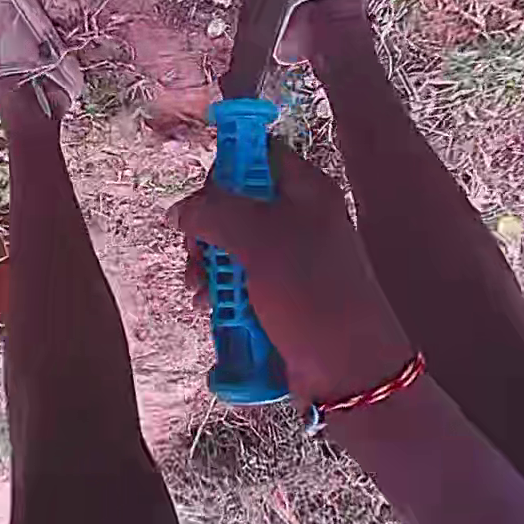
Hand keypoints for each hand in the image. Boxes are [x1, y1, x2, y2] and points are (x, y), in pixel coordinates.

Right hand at [171, 144, 412, 402]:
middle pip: (232, 203)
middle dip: (205, 228)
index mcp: (305, 191)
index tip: (202, 196)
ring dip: (206, 264)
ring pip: (226, 243)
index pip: (257, 154)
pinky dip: (216, 289)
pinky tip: (208, 306)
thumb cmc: (310, 293)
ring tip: (200, 288)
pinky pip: (233, 277)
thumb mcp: (260, 241)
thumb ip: (213, 214)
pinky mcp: (272, 291)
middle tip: (197, 251)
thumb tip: (177, 212)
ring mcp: (283, 257)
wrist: (346, 369)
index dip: (226, 167)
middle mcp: (295, 218)